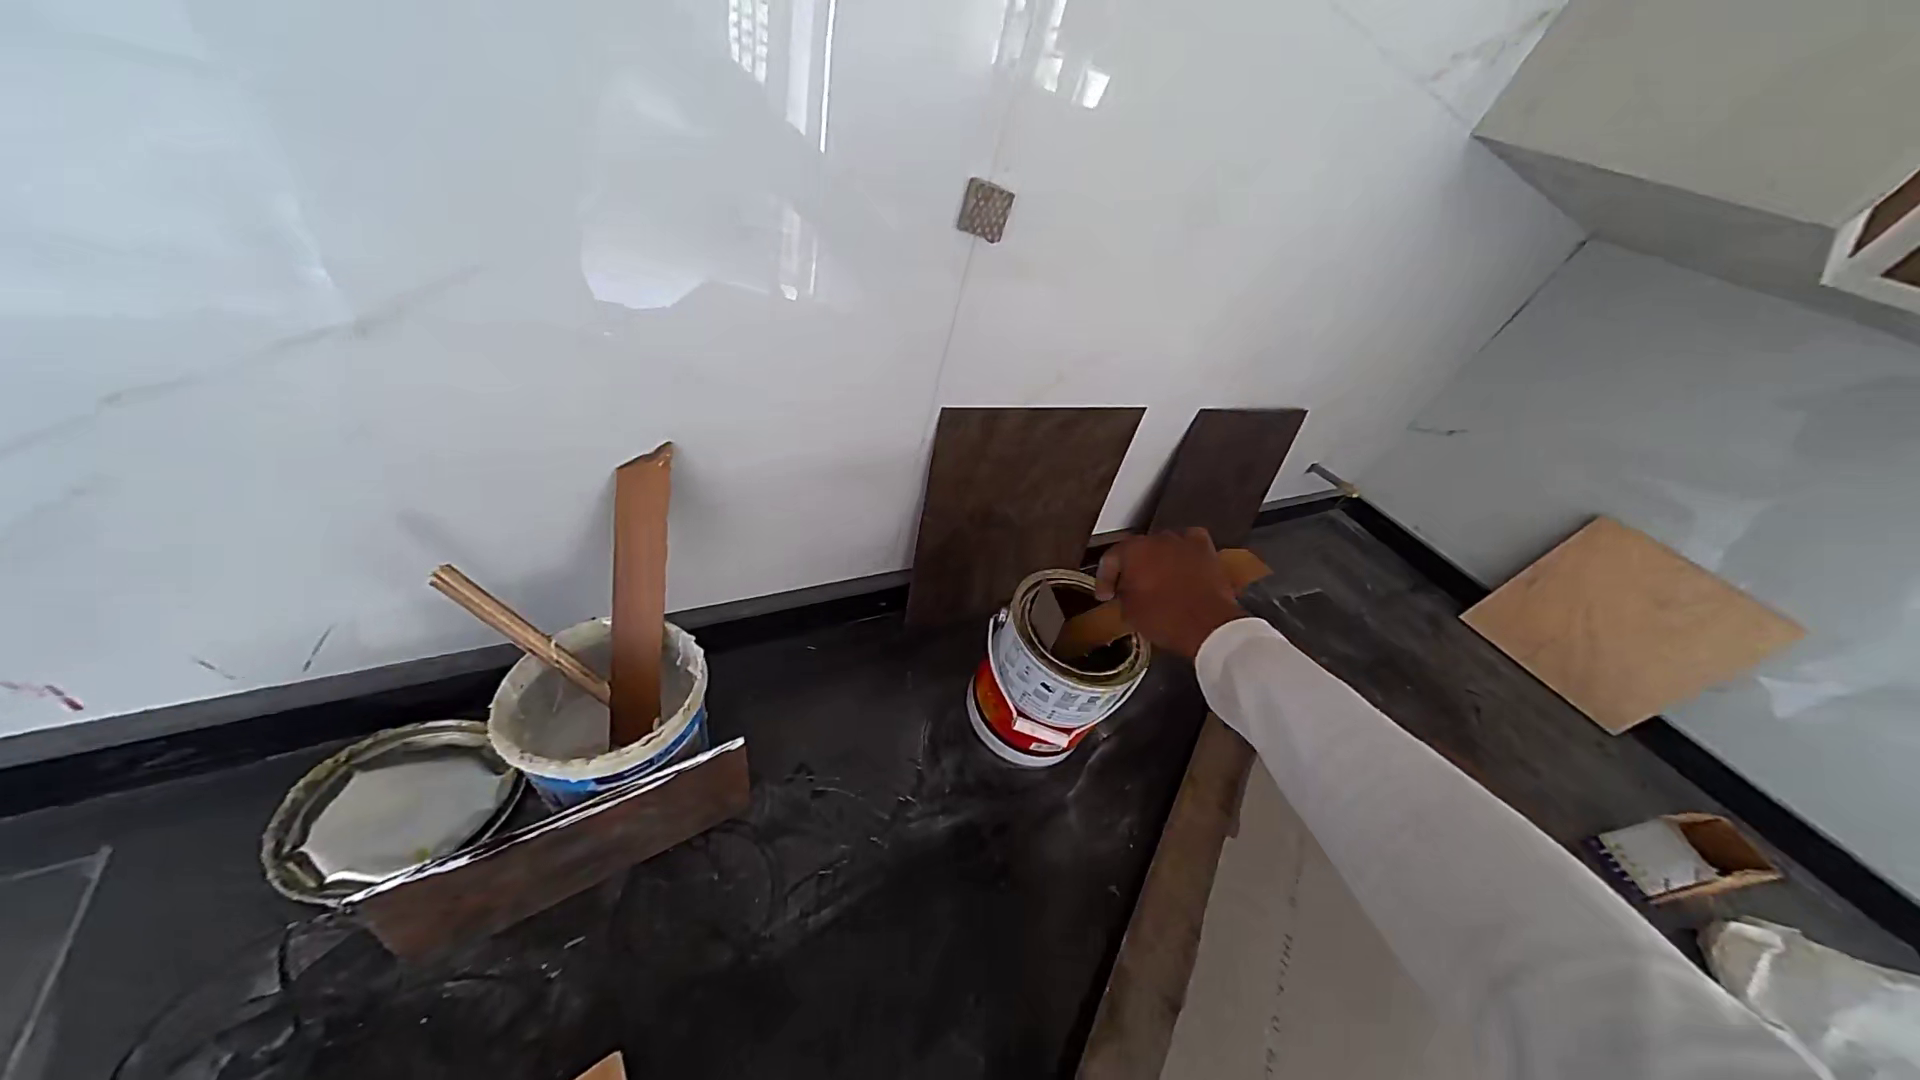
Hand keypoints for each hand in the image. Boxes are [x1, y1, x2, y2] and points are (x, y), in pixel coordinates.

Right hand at [1094, 528, 1247, 658]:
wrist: (1208, 626)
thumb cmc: (1165, 618)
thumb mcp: (1129, 611)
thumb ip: (1121, 592)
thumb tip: (1124, 590)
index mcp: (1132, 550)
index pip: (1110, 559)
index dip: (1104, 579)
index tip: (1105, 595)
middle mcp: (1156, 538)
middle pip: (1136, 550)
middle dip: (1132, 569)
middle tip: (1129, 589)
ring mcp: (1183, 541)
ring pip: (1162, 547)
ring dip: (1157, 561)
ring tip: (1156, 581)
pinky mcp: (1206, 549)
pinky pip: (1188, 545)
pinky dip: (1182, 554)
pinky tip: (1180, 567)